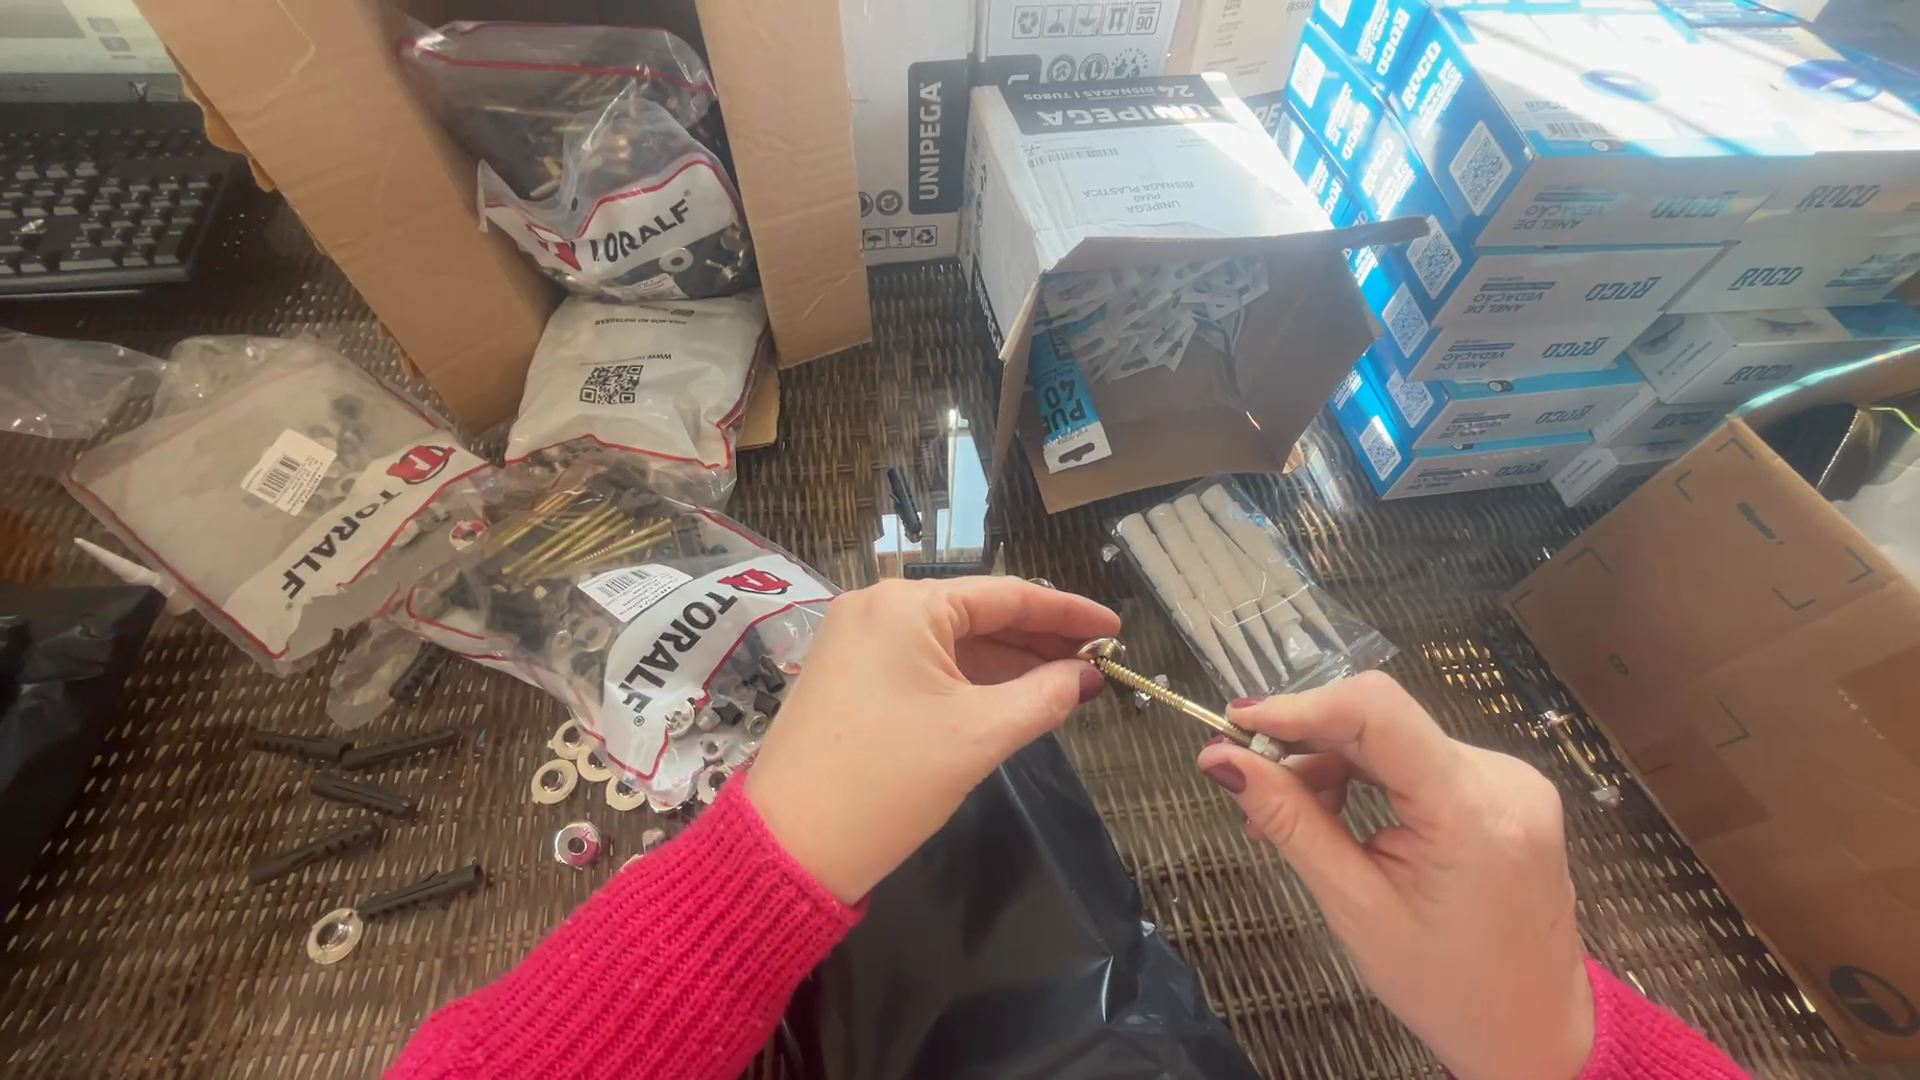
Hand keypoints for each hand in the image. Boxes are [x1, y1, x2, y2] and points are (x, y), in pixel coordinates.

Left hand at [745, 578, 1118, 903]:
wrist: (789, 849)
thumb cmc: (891, 782)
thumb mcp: (979, 735)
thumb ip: (1045, 695)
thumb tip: (1088, 675)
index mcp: (906, 604)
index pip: (1006, 595)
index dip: (1067, 611)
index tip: (1115, 627)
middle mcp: (878, 605)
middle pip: (978, 613)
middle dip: (1039, 638)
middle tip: (1098, 659)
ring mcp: (858, 638)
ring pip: (951, 640)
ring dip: (1008, 660)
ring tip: (1068, 679)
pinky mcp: (851, 672)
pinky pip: (924, 662)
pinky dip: (970, 677)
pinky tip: (1013, 692)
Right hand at [1198, 672, 1593, 1079]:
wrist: (1538, 1032)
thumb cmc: (1446, 988)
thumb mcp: (1354, 906)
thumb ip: (1288, 821)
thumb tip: (1218, 759)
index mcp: (1474, 812)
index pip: (1377, 713)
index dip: (1299, 705)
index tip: (1234, 721)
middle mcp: (1498, 776)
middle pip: (1374, 721)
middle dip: (1298, 741)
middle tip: (1240, 772)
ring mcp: (1502, 776)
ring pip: (1381, 736)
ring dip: (1319, 762)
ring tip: (1277, 812)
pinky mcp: (1493, 785)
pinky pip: (1402, 755)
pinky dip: (1351, 774)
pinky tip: (1324, 811)